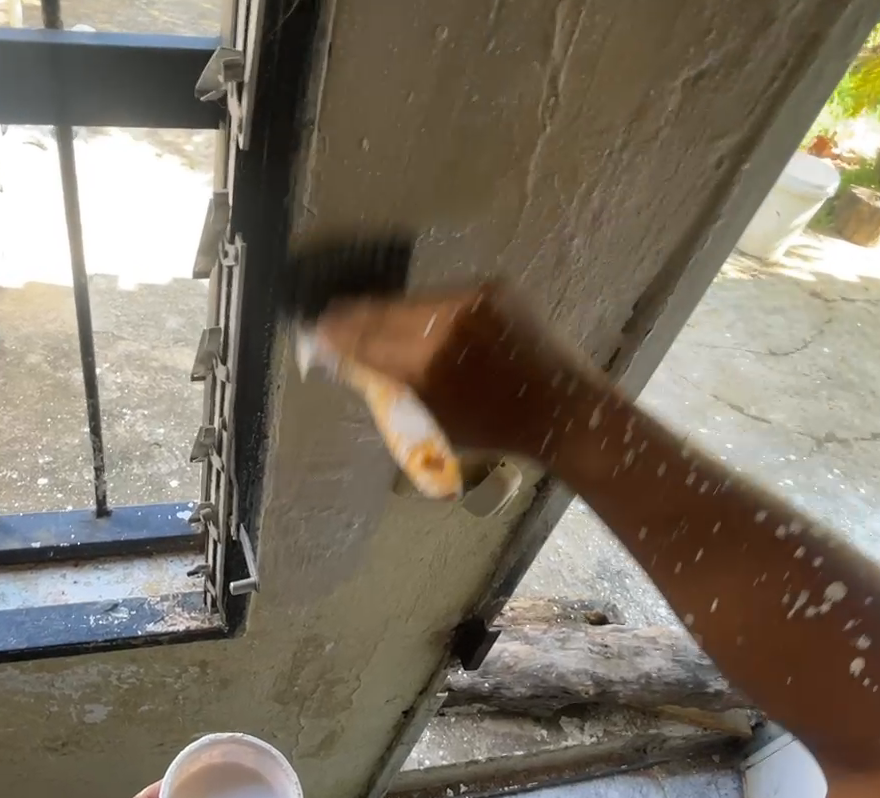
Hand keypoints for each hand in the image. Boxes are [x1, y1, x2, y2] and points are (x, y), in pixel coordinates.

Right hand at [312, 283, 606, 460]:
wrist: (563, 409)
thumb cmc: (495, 428)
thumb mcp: (434, 420)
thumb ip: (392, 387)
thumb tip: (350, 363)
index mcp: (431, 362)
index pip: (369, 340)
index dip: (338, 334)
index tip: (315, 331)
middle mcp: (449, 321)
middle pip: (385, 312)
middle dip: (355, 317)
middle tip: (328, 318)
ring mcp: (474, 298)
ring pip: (414, 302)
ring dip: (390, 313)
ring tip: (367, 319)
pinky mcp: (495, 287)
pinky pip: (443, 297)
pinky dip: (425, 310)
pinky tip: (414, 319)